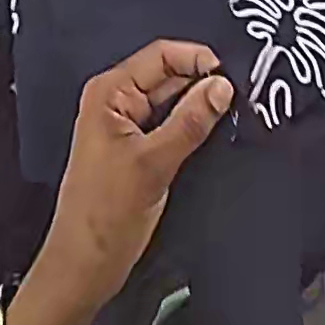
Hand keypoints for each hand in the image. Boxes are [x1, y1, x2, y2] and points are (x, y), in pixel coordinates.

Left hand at [6, 41, 234, 324]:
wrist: (83, 268)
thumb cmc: (104, 216)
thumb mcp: (153, 163)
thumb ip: (190, 121)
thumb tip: (222, 86)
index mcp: (110, 91)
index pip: (160, 55)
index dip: (196, 58)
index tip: (230, 73)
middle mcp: (117, 99)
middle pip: (168, 75)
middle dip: (202, 80)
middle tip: (240, 94)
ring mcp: (127, 123)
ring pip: (172, 99)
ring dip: (199, 102)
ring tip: (233, 109)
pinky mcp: (138, 146)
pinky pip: (170, 122)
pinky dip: (192, 123)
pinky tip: (214, 129)